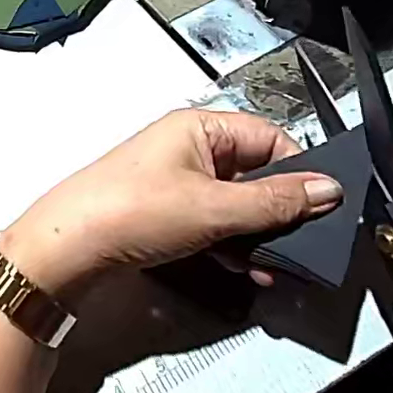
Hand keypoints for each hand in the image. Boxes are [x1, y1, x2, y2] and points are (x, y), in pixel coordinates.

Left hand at [0, 109, 341, 300]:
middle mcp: (192, 148)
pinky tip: (244, 265)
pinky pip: (216, 220)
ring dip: (257, 231)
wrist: (68, 249)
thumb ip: (274, 201)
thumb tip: (324, 189)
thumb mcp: (214, 207)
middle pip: (255, 171)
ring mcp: (180, 180)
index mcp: (202, 127)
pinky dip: (233, 241)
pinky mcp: (170, 211)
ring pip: (237, 201)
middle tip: (298, 237)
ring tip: (271, 260)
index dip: (297, 168)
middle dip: (278, 208)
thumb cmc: (129, 209)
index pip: (270, 137)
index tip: (319, 201)